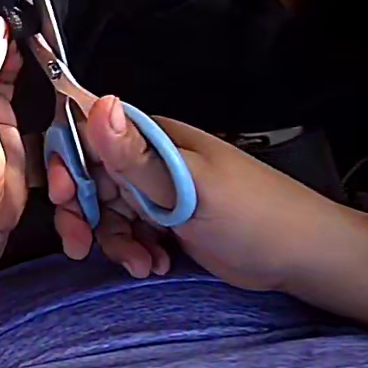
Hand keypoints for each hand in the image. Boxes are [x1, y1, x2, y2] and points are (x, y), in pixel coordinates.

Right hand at [48, 96, 351, 290]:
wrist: (301, 255)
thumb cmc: (252, 215)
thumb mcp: (190, 188)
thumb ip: (137, 155)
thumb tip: (96, 102)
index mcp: (153, 139)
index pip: (90, 139)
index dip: (69, 167)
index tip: (66, 200)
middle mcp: (151, 160)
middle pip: (92, 180)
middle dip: (84, 216)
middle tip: (82, 248)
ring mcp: (160, 192)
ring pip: (109, 213)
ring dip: (115, 242)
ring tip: (144, 264)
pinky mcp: (168, 221)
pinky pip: (131, 233)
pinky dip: (135, 251)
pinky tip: (157, 265)